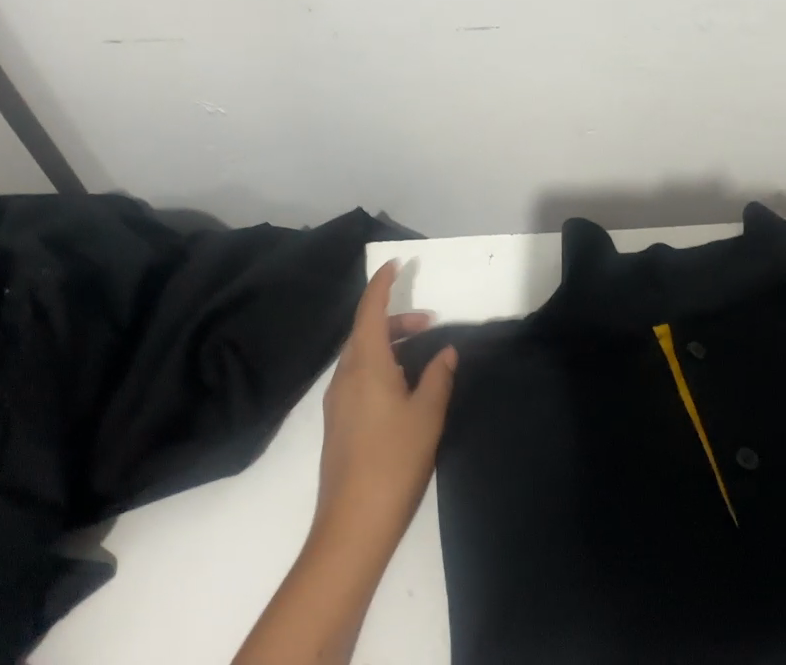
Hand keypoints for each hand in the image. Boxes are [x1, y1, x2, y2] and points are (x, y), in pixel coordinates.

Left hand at [313, 261, 456, 549]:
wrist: (354, 521)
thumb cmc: (395, 460)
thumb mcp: (428, 414)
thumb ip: (439, 376)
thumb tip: (447, 352)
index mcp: (365, 366)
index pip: (370, 311)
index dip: (382, 285)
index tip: (396, 264)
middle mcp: (345, 376)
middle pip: (365, 333)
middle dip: (396, 320)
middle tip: (431, 324)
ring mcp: (337, 401)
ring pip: (362, 357)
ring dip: (390, 345)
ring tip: (424, 356)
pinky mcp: (339, 423)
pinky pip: (359, 378)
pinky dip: (382, 367)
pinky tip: (405, 388)